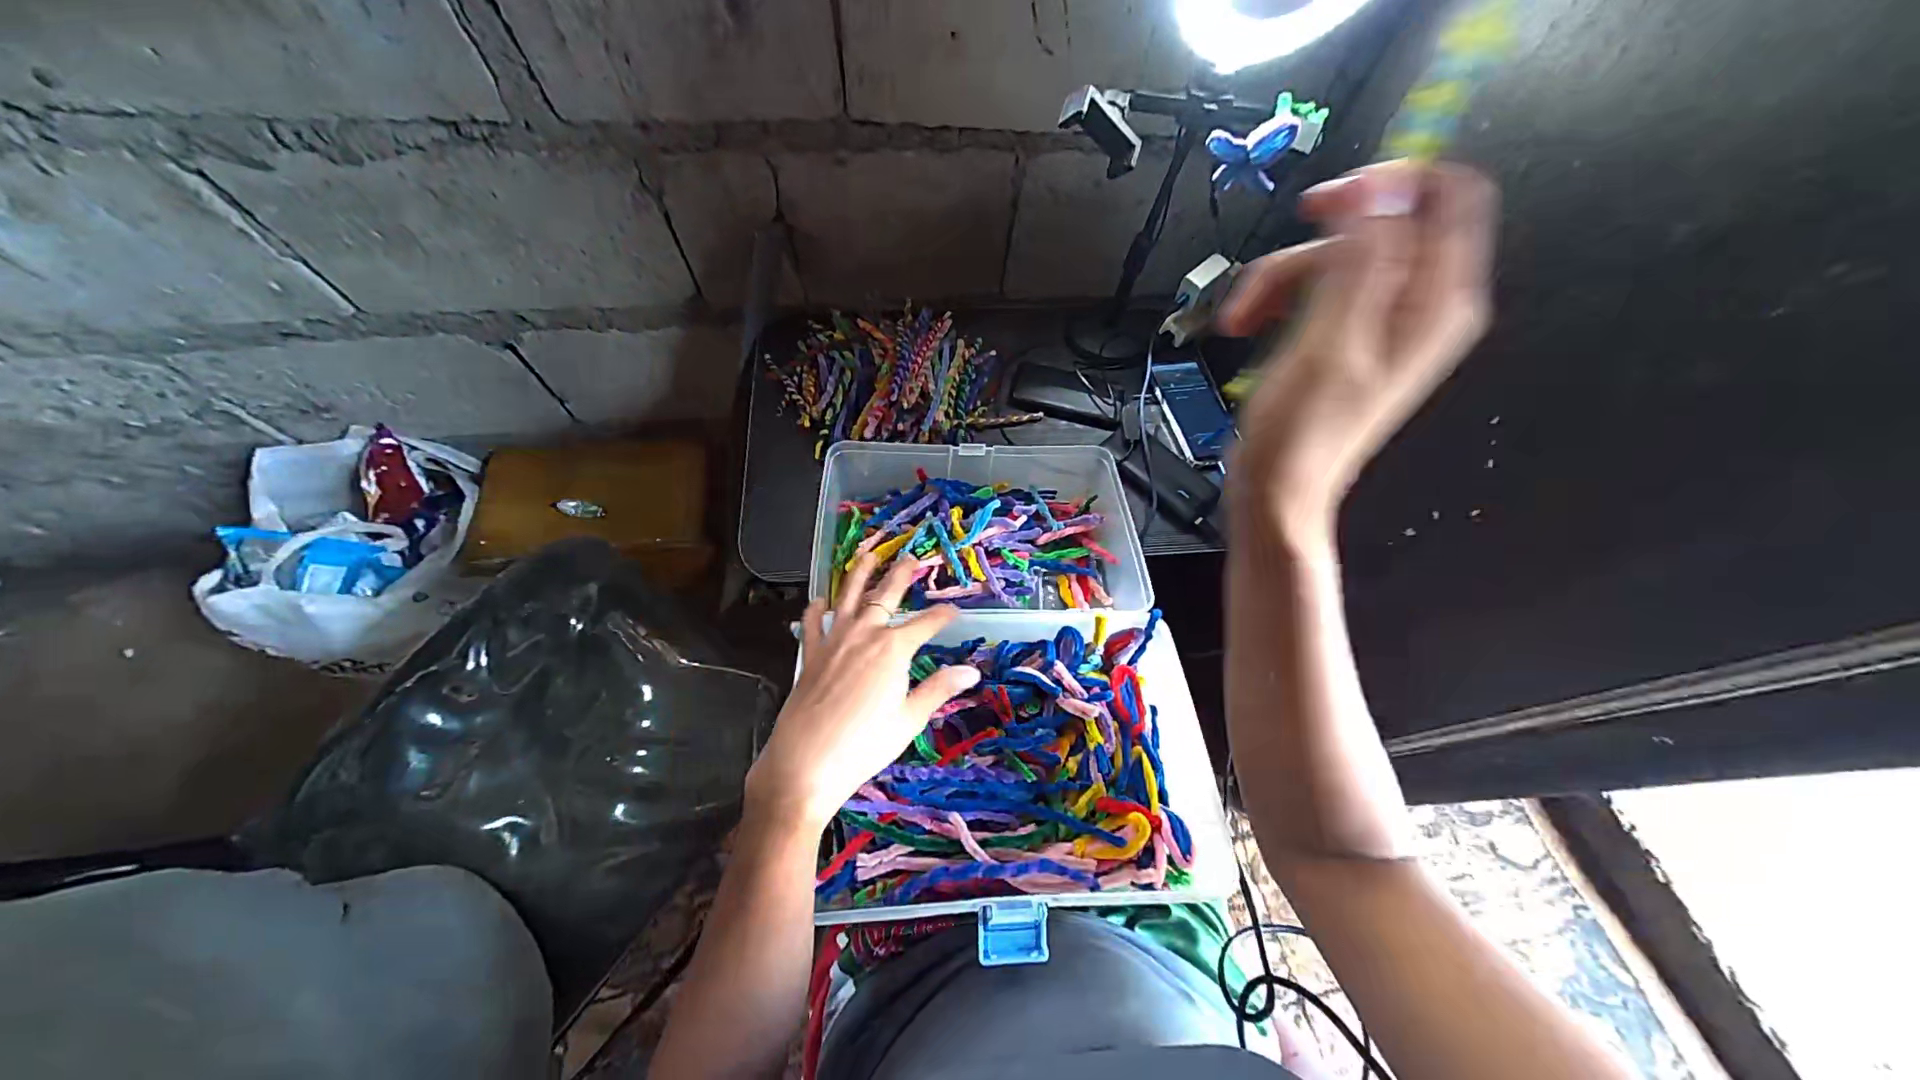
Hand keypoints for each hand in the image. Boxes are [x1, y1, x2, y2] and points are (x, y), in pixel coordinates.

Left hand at [745, 554, 981, 831]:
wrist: (806, 762)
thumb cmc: (865, 745)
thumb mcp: (909, 719)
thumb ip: (938, 689)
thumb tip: (972, 671)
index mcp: (893, 649)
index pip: (926, 624)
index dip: (942, 616)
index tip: (954, 611)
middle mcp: (864, 635)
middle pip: (886, 596)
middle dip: (901, 575)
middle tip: (912, 559)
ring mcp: (833, 641)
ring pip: (848, 597)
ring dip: (859, 574)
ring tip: (867, 556)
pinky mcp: (810, 655)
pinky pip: (813, 623)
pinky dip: (817, 608)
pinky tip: (821, 601)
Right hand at [1217, 160, 1498, 542]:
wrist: (1278, 487)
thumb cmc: (1303, 434)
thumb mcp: (1330, 340)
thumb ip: (1363, 259)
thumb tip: (1383, 188)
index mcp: (1435, 304)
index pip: (1447, 198)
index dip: (1391, 183)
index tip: (1333, 201)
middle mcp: (1417, 308)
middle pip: (1372, 231)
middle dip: (1307, 250)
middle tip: (1261, 286)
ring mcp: (1380, 324)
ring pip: (1335, 260)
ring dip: (1280, 280)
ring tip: (1243, 319)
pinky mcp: (1345, 338)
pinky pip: (1318, 291)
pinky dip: (1280, 301)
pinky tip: (1253, 325)